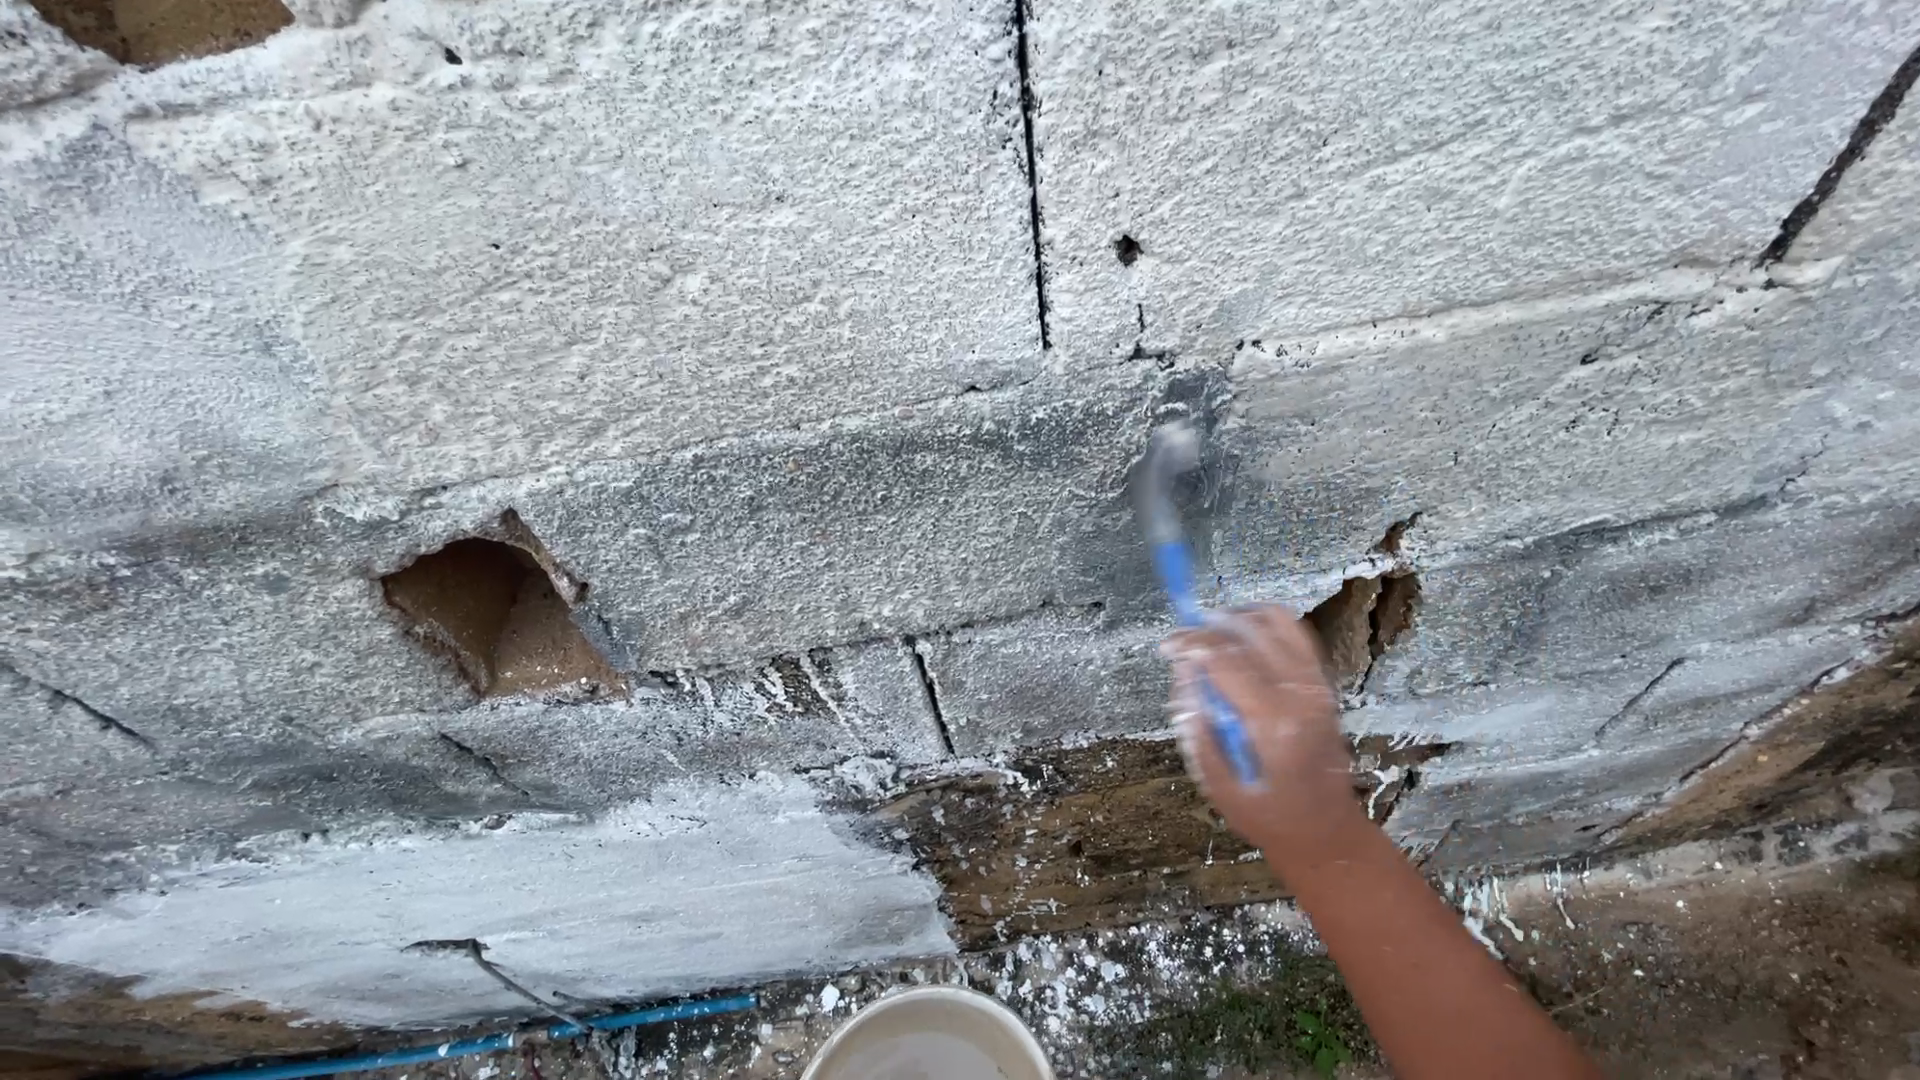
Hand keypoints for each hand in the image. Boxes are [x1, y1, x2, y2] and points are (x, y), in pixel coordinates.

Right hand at [1166, 605, 1365, 872]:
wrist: (1327, 831)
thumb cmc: (1267, 815)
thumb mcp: (1216, 781)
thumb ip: (1197, 723)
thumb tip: (1183, 670)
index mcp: (1272, 722)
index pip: (1225, 658)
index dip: (1190, 643)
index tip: (1166, 647)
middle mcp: (1300, 694)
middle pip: (1248, 631)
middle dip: (1206, 627)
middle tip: (1181, 641)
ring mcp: (1318, 685)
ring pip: (1275, 621)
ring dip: (1237, 618)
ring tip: (1210, 633)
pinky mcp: (1324, 683)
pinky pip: (1295, 632)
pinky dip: (1265, 622)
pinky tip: (1241, 636)